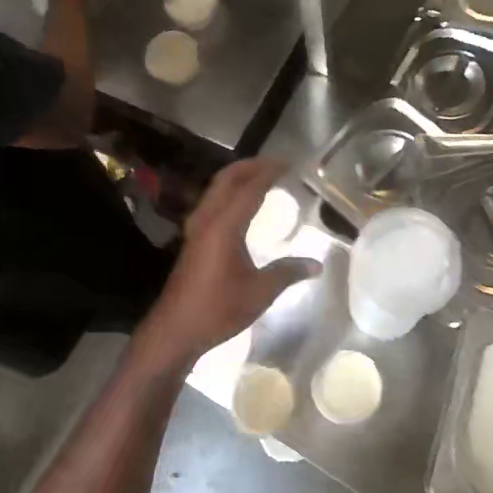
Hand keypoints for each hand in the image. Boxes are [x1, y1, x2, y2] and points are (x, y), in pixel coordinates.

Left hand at [136, 159, 318, 363]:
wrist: (175, 330)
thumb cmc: (217, 310)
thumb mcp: (259, 292)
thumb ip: (288, 273)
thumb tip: (317, 265)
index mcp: (223, 226)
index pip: (249, 188)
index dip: (269, 172)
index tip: (289, 162)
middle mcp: (206, 220)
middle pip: (226, 180)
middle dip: (250, 166)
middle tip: (275, 164)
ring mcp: (195, 230)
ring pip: (215, 191)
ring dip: (236, 179)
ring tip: (260, 179)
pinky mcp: (191, 242)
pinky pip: (211, 205)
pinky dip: (228, 196)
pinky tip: (240, 209)